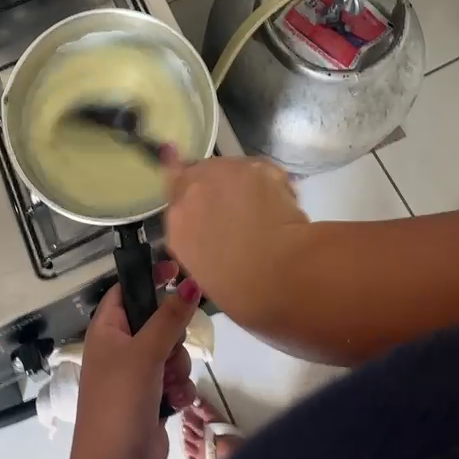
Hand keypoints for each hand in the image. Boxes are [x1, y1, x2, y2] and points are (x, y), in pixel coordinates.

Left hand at [67, 261, 200, 458]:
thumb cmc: (120, 400)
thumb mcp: (145, 353)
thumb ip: (170, 317)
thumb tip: (190, 282)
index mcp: (106, 328)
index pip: (128, 289)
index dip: (150, 277)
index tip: (176, 269)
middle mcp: (120, 348)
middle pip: (157, 321)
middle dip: (172, 336)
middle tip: (169, 348)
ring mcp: (136, 374)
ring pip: (171, 351)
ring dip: (178, 366)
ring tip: (169, 383)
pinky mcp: (152, 398)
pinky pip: (175, 379)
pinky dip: (179, 388)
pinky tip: (174, 404)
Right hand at [162, 150, 312, 328]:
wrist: (282, 273)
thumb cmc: (246, 293)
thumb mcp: (208, 276)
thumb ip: (203, 248)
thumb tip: (215, 241)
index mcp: (177, 225)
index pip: (174, 195)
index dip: (187, 191)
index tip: (197, 194)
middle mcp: (192, 191)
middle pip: (200, 176)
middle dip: (217, 188)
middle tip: (241, 211)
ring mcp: (222, 172)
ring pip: (230, 170)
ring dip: (243, 185)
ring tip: (266, 211)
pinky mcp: (254, 164)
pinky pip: (260, 171)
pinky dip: (272, 185)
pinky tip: (285, 208)